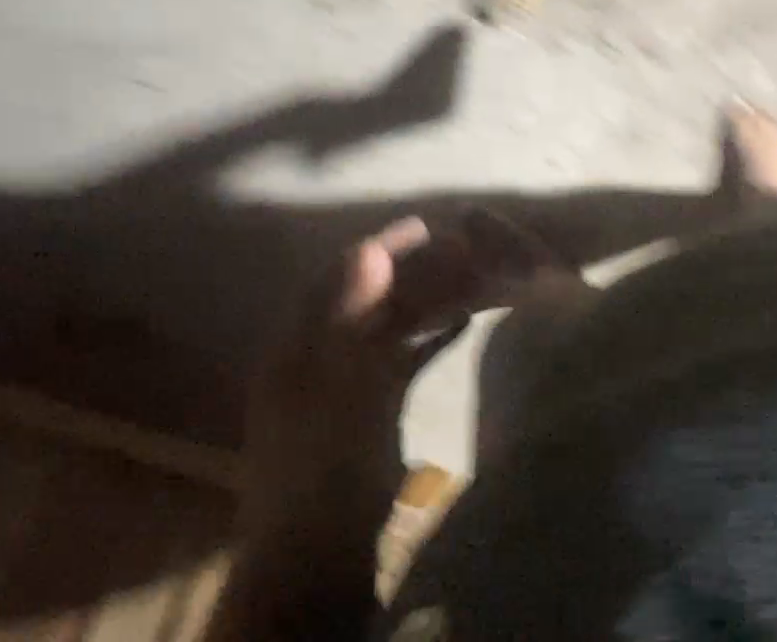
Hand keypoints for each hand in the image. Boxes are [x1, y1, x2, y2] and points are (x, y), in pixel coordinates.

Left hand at [240, 212, 557, 544]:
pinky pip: (407, 357)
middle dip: (420, 272)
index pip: (341, 280)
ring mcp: (347, 382)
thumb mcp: (337, 386)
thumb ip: (349, 317)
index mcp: (300, 347)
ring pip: (394, 325)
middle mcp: (320, 355)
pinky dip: (434, 336)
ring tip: (475, 280)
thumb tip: (367, 250)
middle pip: (375, 299)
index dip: (383, 248)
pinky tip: (465, 324)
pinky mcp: (373, 406)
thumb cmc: (325, 465)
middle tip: (469, 251)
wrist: (320, 551)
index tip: (429, 225)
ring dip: (432, 300)